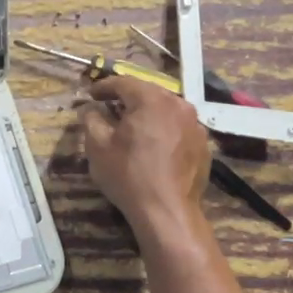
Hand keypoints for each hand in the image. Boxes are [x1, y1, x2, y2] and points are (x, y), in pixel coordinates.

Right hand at [77, 75, 211, 230]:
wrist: (166, 210)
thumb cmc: (127, 174)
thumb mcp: (97, 146)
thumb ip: (91, 119)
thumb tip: (89, 108)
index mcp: (151, 100)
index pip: (124, 82)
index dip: (104, 86)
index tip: (91, 95)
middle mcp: (178, 105)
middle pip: (148, 93)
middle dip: (127, 98)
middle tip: (109, 107)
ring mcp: (195, 125)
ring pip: (166, 109)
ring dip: (147, 113)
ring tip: (132, 125)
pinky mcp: (203, 144)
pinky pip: (179, 128)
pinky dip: (163, 129)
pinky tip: (152, 145)